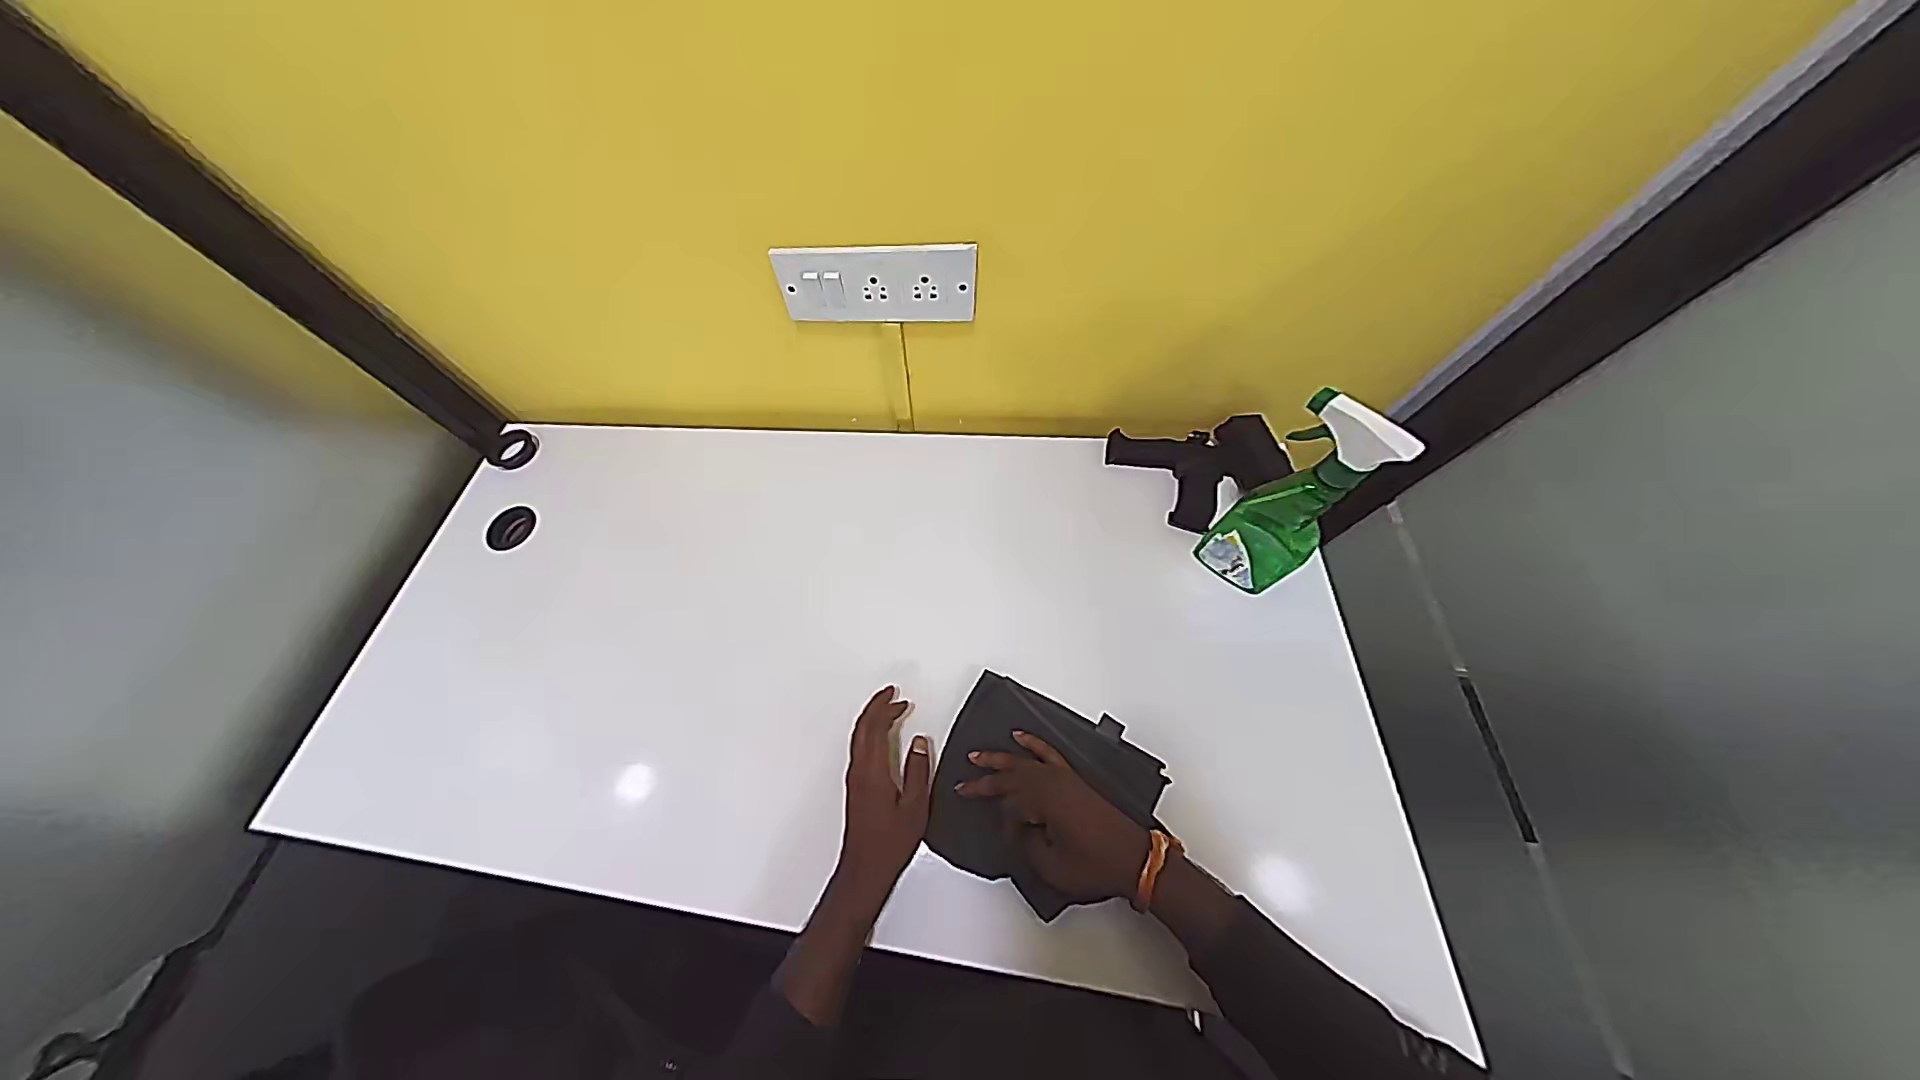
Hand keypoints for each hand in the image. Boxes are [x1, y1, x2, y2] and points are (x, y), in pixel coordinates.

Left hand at [838, 686, 933, 892]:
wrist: (866, 867)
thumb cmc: (888, 843)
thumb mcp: (915, 805)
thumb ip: (917, 770)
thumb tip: (919, 743)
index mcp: (872, 771)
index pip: (875, 728)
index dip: (886, 707)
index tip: (898, 697)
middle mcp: (859, 771)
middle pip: (863, 728)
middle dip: (876, 707)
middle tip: (891, 695)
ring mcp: (855, 779)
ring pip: (859, 737)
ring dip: (873, 719)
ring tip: (888, 710)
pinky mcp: (856, 786)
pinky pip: (860, 748)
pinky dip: (870, 734)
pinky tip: (881, 737)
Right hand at [956, 731, 1150, 904]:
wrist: (1133, 858)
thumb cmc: (1097, 863)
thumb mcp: (1052, 865)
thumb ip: (1027, 843)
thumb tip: (1019, 829)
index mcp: (1045, 802)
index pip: (1009, 805)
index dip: (1003, 824)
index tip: (1005, 837)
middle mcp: (1052, 784)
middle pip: (1011, 777)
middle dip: (985, 781)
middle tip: (964, 785)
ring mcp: (1064, 778)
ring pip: (1023, 762)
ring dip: (999, 759)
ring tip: (978, 756)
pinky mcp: (1073, 779)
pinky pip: (1048, 752)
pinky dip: (1033, 742)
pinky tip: (1021, 736)